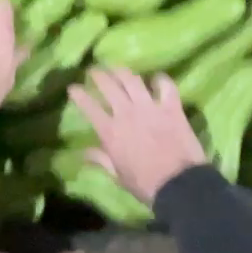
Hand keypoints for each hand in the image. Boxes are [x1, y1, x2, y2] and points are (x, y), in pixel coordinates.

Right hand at [69, 68, 208, 202]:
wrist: (179, 184)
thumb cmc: (145, 184)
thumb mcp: (118, 175)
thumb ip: (100, 160)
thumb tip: (82, 153)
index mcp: (110, 131)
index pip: (88, 106)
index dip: (78, 94)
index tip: (73, 87)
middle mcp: (127, 113)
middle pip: (109, 86)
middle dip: (98, 75)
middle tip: (94, 70)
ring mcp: (150, 107)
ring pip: (132, 79)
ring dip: (122, 71)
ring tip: (117, 68)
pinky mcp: (171, 107)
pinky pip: (166, 86)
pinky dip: (160, 80)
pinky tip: (156, 79)